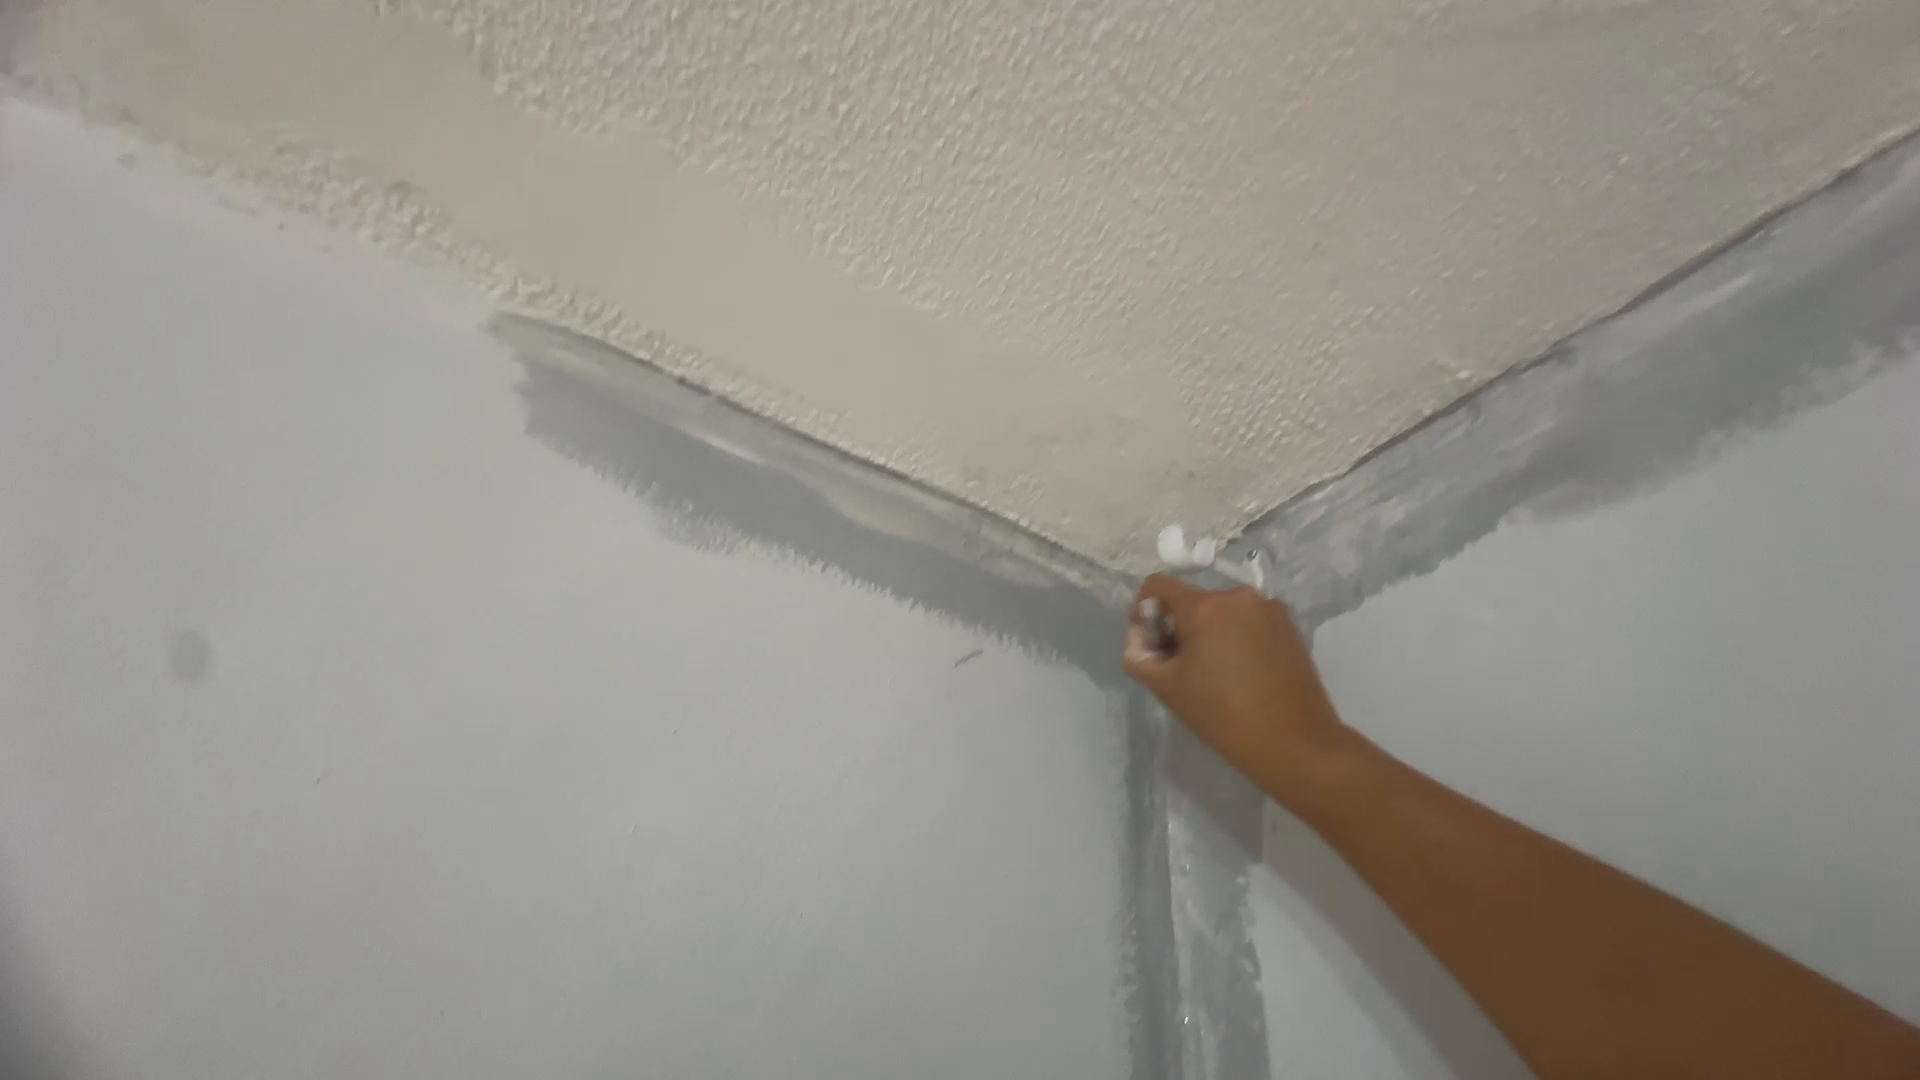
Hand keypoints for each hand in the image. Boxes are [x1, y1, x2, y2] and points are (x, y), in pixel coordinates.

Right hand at [1123, 574, 1350, 806]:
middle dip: (1178, 624)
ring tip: (1212, 669)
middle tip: (1178, 662)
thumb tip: (1141, 640)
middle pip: (1193, 600)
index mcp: (1204, 607)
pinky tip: (1240, 669)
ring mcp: (1269, 608)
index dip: (1144, 608)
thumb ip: (1139, 655)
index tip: (1149, 639)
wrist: (1293, 741)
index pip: (1159, 585)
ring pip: (1223, 610)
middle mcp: (1237, 596)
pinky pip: (1249, 620)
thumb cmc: (1222, 714)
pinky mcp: (1290, 625)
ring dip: (1209, 630)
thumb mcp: (1166, 687)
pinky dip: (1236, 635)